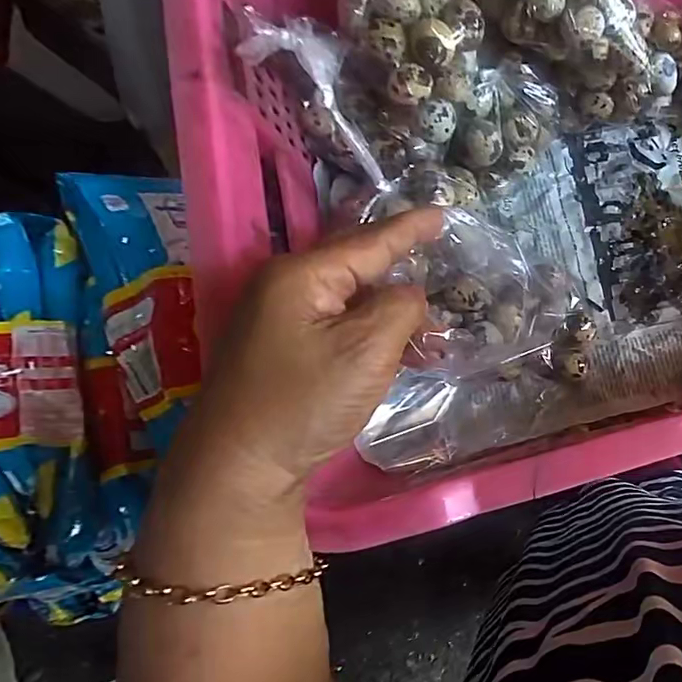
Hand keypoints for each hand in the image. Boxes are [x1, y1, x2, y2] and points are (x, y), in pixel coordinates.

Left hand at [162, 207, 443, 508]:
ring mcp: (280, 320)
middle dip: (402, 274)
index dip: (409, 228)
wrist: (240, 467)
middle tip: (442, 268)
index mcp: (302, 276)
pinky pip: (340, 327)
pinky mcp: (284, 350)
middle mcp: (286, 288)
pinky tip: (399, 355)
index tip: (441, 214)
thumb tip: (410, 295)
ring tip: (432, 336)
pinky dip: (373, 337)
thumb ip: (401, 308)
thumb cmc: (304, 401)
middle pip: (358, 268)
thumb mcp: (367, 349)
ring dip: (393, 316)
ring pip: (352, 302)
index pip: (369, 242)